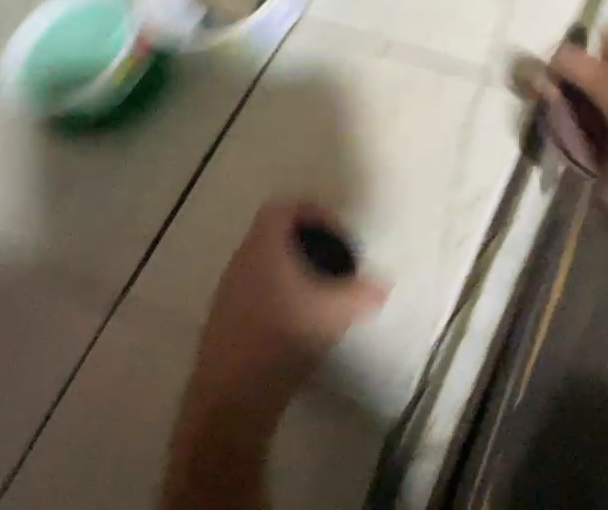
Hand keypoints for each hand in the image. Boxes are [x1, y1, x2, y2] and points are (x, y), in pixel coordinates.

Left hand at [192, 201, 388, 400]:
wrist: (231, 399)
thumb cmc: (283, 339)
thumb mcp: (335, 313)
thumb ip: (364, 294)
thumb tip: (385, 285)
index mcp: (263, 248)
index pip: (285, 208)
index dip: (316, 213)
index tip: (340, 236)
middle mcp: (241, 262)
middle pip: (275, 235)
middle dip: (309, 244)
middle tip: (337, 264)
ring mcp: (227, 292)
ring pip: (265, 264)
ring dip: (294, 270)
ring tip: (321, 295)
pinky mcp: (223, 322)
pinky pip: (255, 290)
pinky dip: (279, 295)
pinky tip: (299, 323)